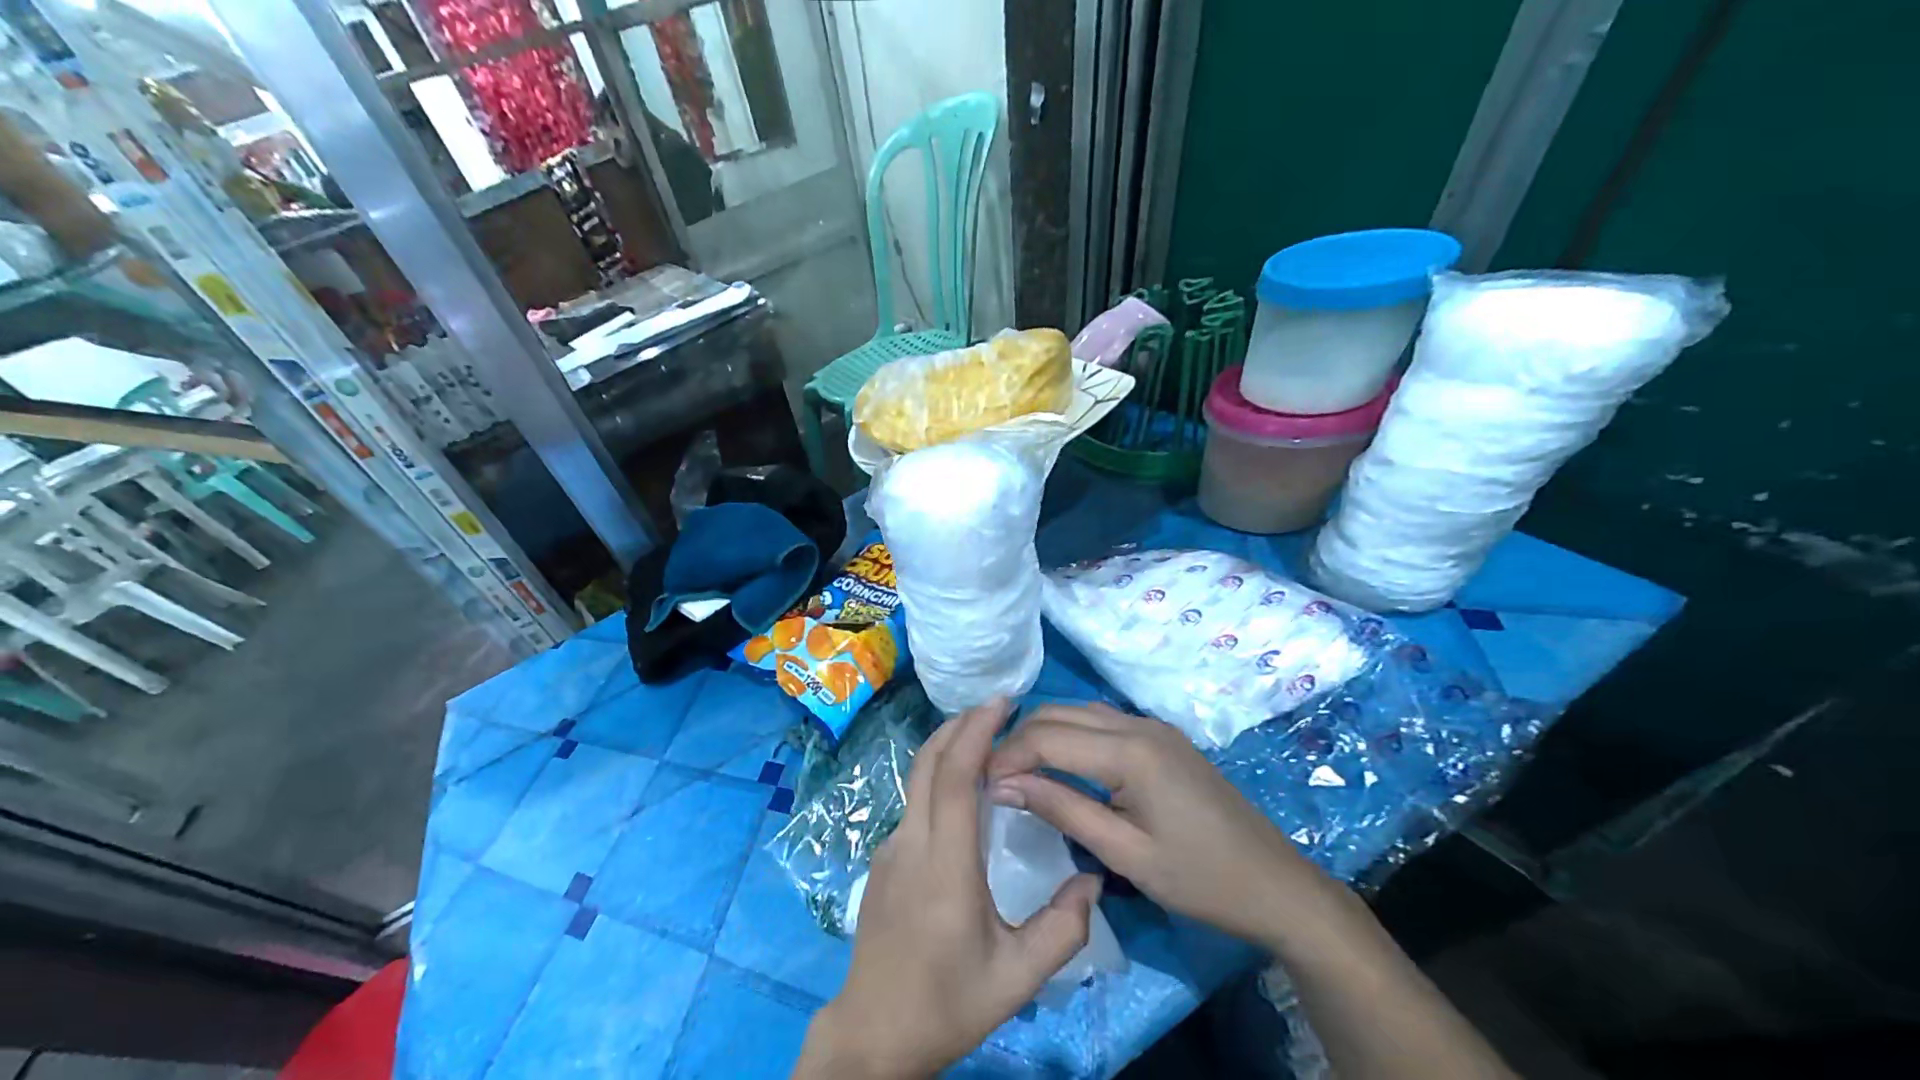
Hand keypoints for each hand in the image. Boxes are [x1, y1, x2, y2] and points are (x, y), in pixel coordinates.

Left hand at [794, 699, 1102, 1079]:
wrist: (872, 1034)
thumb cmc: (947, 1005)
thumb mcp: (1017, 978)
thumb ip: (1063, 929)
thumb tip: (1093, 879)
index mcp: (944, 866)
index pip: (955, 778)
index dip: (976, 733)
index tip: (1002, 704)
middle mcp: (911, 844)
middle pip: (927, 763)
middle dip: (960, 724)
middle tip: (999, 706)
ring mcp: (891, 850)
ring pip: (916, 780)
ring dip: (949, 747)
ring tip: (988, 736)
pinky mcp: (884, 861)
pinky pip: (914, 803)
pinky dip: (940, 776)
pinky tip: (966, 789)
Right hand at [985, 703, 1337, 949]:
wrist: (1276, 885)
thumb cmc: (1200, 880)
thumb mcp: (1125, 854)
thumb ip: (1062, 809)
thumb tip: (1001, 784)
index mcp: (1131, 751)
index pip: (1047, 736)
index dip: (1006, 756)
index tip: (977, 784)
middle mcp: (1139, 724)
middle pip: (1058, 714)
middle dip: (1018, 740)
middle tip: (990, 778)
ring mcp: (1153, 727)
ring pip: (1078, 713)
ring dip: (1042, 734)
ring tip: (1015, 772)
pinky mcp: (1161, 738)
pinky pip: (1101, 723)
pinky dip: (1069, 736)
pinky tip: (1057, 764)